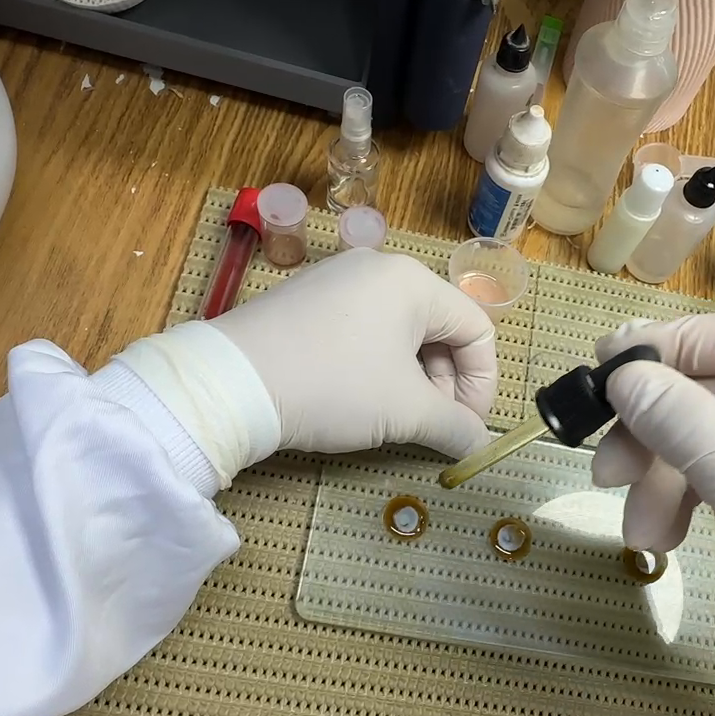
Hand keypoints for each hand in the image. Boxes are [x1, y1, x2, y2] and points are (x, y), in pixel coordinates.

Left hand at [214, 249, 497, 457]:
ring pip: (401, 333)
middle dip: (446, 385)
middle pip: (440, 329)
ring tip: (397, 419)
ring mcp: (338, 281)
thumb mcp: (405, 411)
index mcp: (413, 282)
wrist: (231, 383)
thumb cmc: (334, 386)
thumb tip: (479, 446)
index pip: (477, 329)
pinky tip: (360, 400)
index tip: (467, 427)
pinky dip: (378, 368)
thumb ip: (454, 427)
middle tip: (433, 427)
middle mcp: (379, 269)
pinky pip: (364, 332)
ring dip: (413, 381)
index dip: (482, 384)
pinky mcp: (308, 302)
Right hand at [593, 314, 714, 715]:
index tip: (603, 368)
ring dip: (655, 478)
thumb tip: (622, 375)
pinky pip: (699, 473)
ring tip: (637, 530)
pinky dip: (669, 500)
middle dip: (655, 433)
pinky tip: (655, 538)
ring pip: (695, 435)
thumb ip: (691, 429)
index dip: (671, 348)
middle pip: (711, 391)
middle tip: (605, 468)